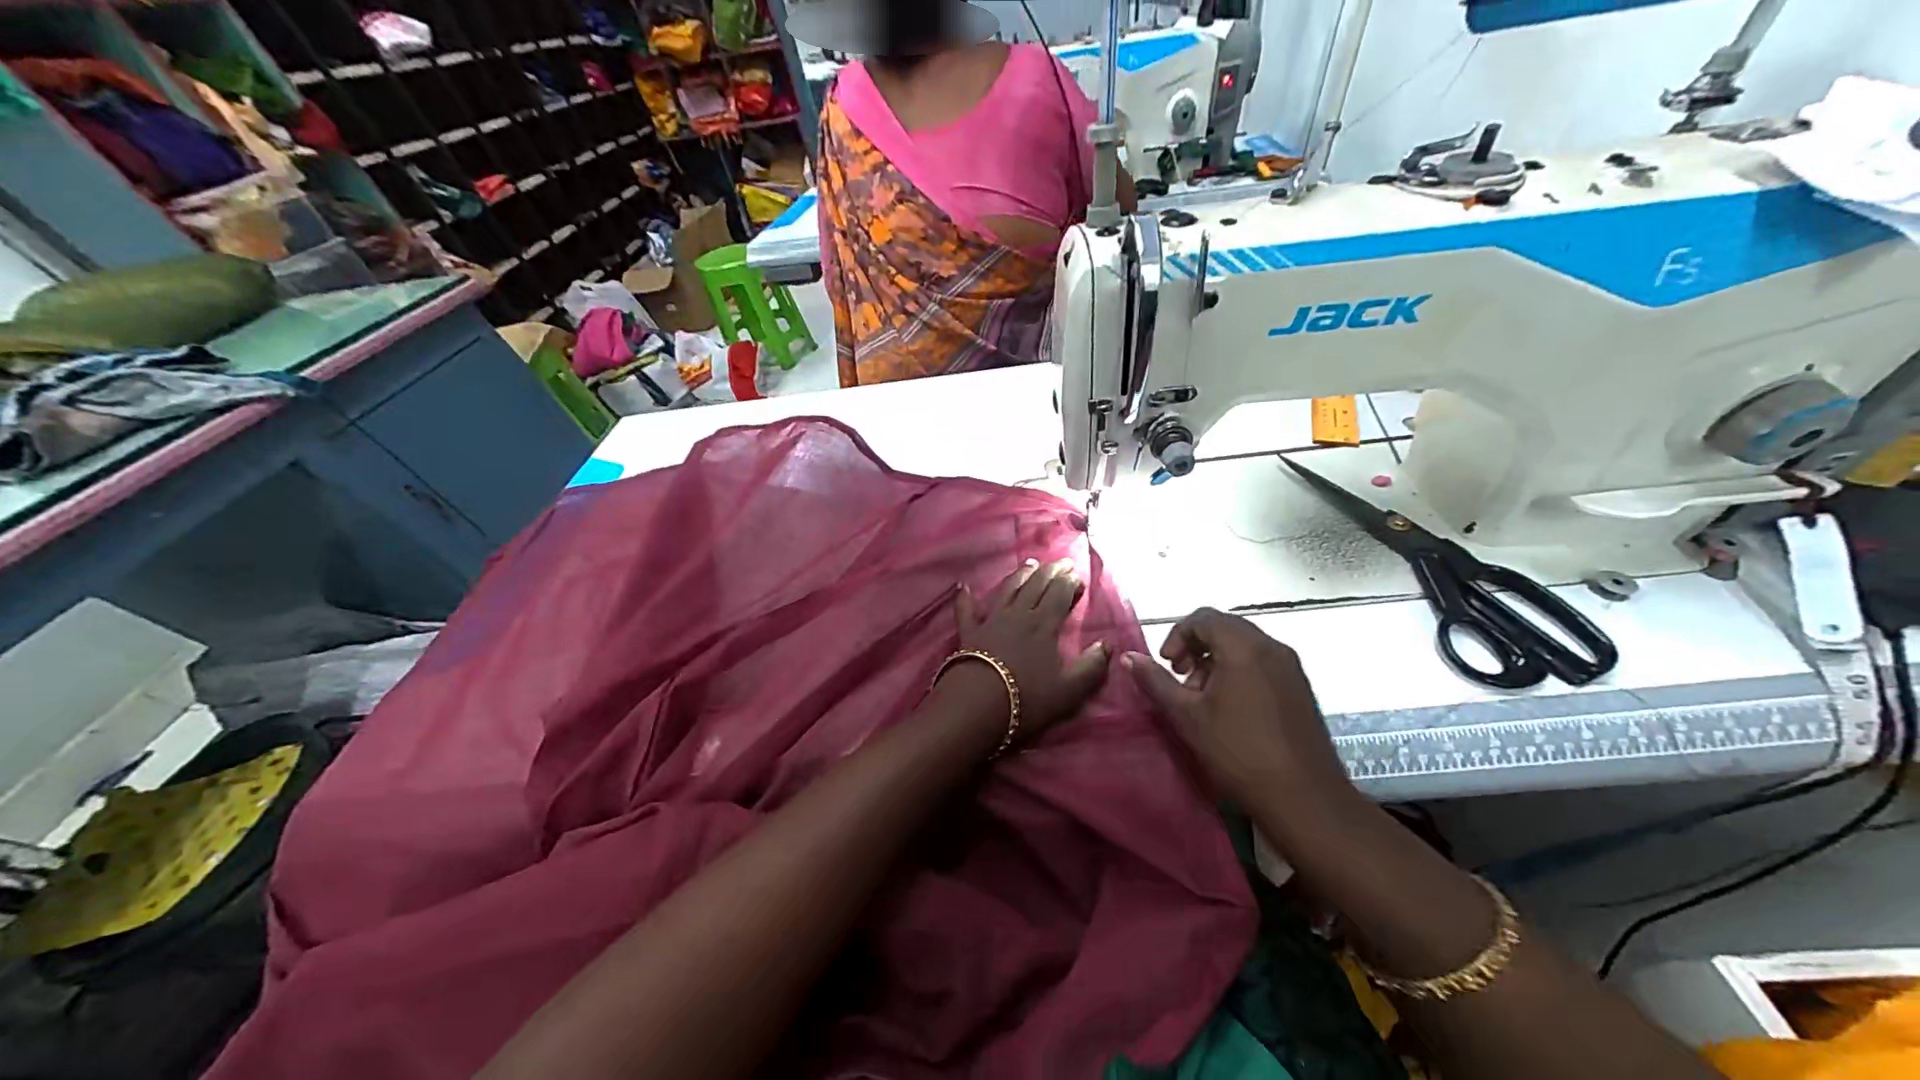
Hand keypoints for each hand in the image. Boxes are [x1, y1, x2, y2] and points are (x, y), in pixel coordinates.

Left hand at [949, 558, 1110, 739]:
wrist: (977, 705)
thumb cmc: (1027, 698)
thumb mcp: (1069, 690)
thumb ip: (1091, 667)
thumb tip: (1107, 645)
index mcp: (1044, 625)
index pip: (1059, 594)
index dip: (1070, 582)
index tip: (1078, 576)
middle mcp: (1018, 615)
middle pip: (1036, 585)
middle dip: (1051, 571)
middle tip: (1061, 562)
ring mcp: (991, 621)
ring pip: (1007, 590)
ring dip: (1020, 575)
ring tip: (1030, 564)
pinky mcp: (969, 633)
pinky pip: (966, 610)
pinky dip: (965, 597)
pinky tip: (964, 587)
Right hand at [1122, 608, 1350, 809]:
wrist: (1304, 798)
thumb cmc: (1239, 752)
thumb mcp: (1187, 716)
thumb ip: (1156, 681)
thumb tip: (1129, 657)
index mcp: (1244, 647)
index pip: (1203, 617)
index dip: (1177, 635)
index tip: (1168, 666)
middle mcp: (1272, 647)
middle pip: (1225, 627)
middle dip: (1196, 648)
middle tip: (1182, 681)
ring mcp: (1291, 667)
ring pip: (1245, 646)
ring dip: (1216, 661)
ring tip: (1203, 700)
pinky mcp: (1301, 688)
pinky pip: (1263, 663)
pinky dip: (1239, 672)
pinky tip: (1231, 710)